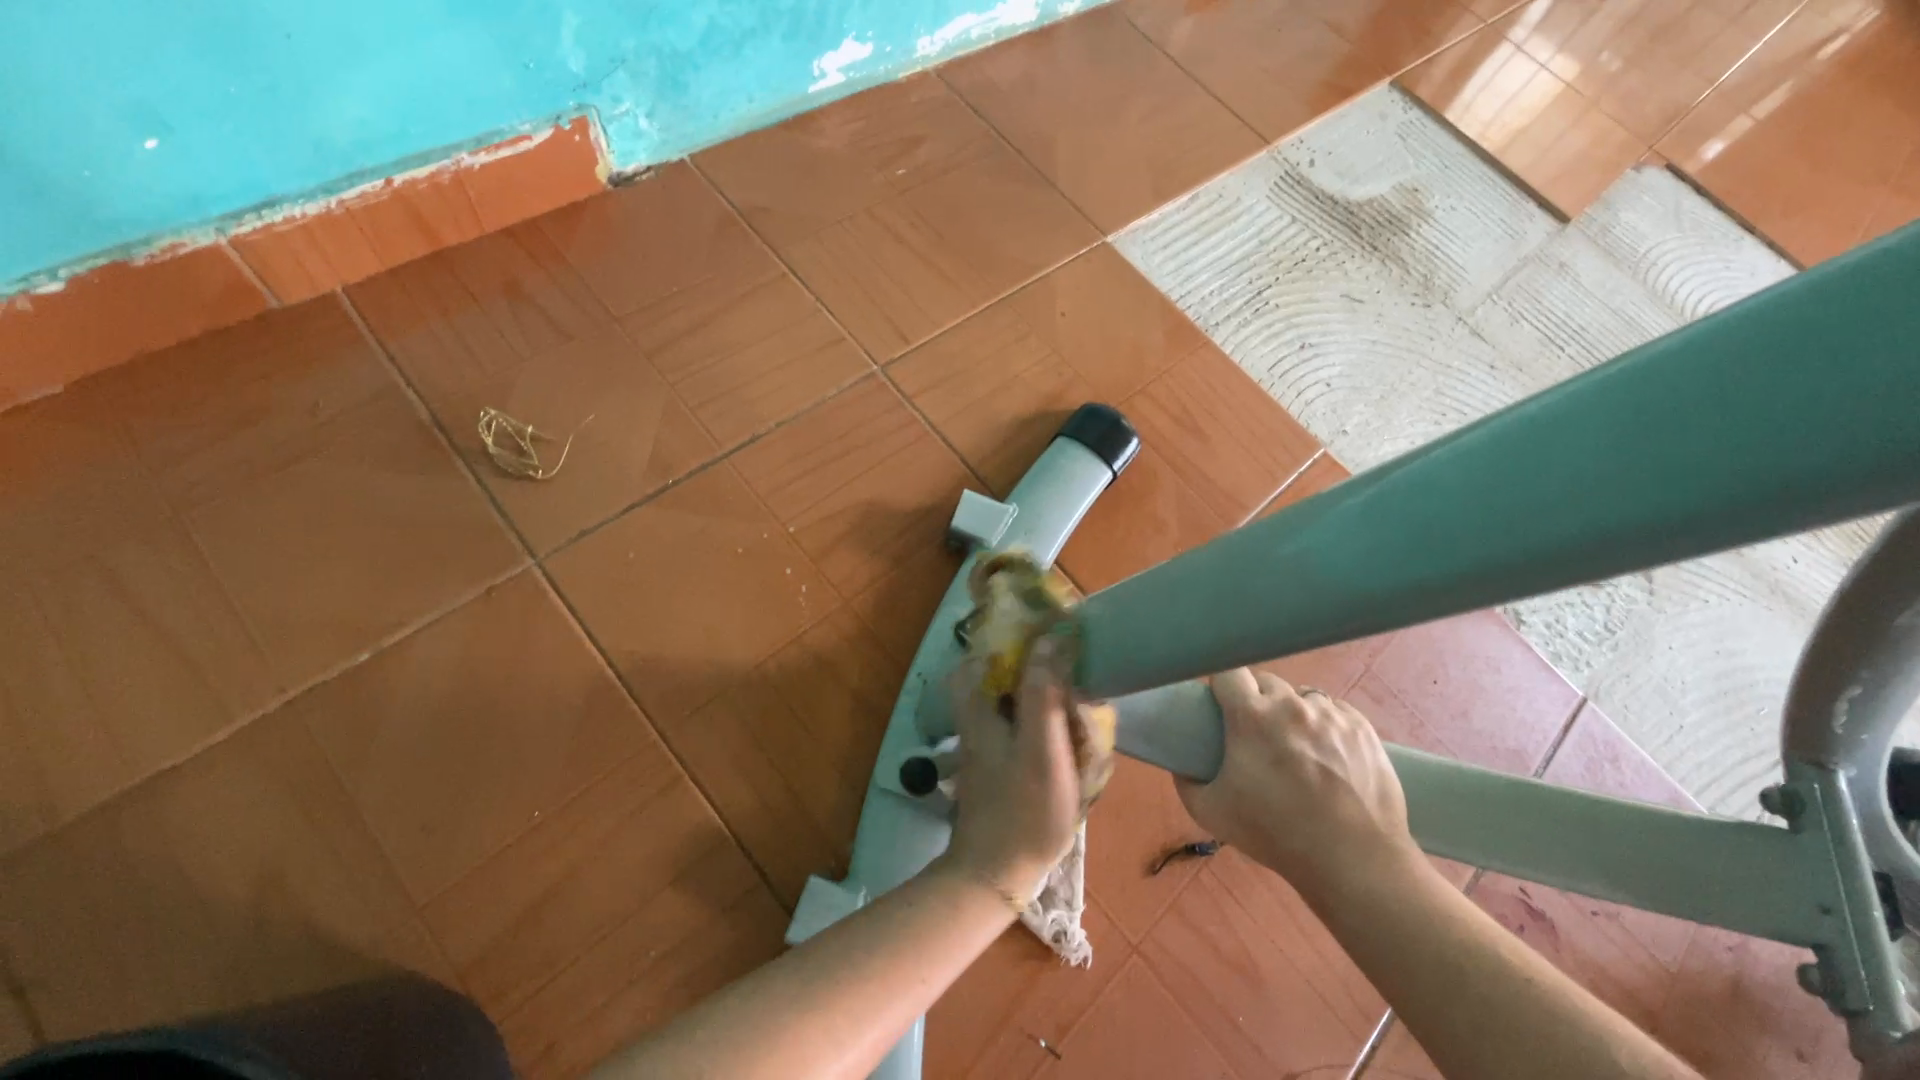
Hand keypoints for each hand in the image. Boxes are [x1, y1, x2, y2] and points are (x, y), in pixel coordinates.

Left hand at [943, 637, 1083, 905]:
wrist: (996, 874)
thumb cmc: (1023, 811)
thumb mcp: (1041, 749)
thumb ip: (1044, 694)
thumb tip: (1050, 639)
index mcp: (980, 707)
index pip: (990, 649)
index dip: (1021, 635)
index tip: (1057, 631)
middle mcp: (978, 718)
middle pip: (1002, 673)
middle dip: (1036, 670)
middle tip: (1072, 676)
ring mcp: (986, 743)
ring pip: (1013, 701)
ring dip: (1044, 700)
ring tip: (1077, 712)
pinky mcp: (998, 765)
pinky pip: (1021, 729)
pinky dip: (1045, 729)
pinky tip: (1070, 745)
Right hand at [1176, 669, 1417, 899]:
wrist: (1352, 860)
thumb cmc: (1275, 834)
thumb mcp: (1212, 812)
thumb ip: (1187, 783)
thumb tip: (1183, 766)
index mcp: (1252, 717)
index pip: (1229, 672)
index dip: (1222, 686)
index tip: (1221, 706)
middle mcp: (1292, 705)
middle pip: (1266, 682)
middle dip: (1256, 700)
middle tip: (1256, 735)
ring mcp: (1332, 714)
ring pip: (1302, 697)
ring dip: (1293, 712)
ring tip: (1296, 747)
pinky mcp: (1363, 727)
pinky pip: (1335, 711)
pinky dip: (1325, 725)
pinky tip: (1327, 755)